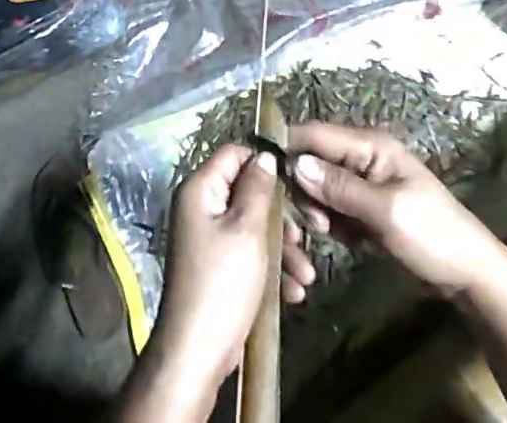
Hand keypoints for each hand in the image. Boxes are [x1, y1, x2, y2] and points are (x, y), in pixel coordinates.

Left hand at [153, 146, 315, 391]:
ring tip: (307, 276)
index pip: (233, 154)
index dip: (264, 161)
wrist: (197, 353)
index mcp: (201, 190)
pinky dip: (271, 269)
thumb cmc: (223, 283)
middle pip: (248, 192)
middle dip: (281, 215)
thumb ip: (258, 188)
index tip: (296, 179)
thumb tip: (265, 156)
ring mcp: (210, 238)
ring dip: (282, 248)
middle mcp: (202, 208)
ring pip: (253, 226)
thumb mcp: (247, 230)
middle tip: (309, 235)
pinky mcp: (219, 267)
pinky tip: (294, 292)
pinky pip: (249, 254)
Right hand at [289, 122, 506, 297]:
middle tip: (318, 224)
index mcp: (370, 146)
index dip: (288, 149)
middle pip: (312, 162)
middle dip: (306, 191)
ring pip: (318, 188)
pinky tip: (346, 241)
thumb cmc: (433, 236)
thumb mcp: (386, 212)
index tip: (264, 176)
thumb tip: (296, 164)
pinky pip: (331, 208)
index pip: (315, 135)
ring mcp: (362, 184)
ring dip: (319, 211)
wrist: (469, 275)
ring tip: (335, 234)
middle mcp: (361, 158)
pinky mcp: (362, 208)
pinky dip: (331, 224)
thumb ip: (340, 188)